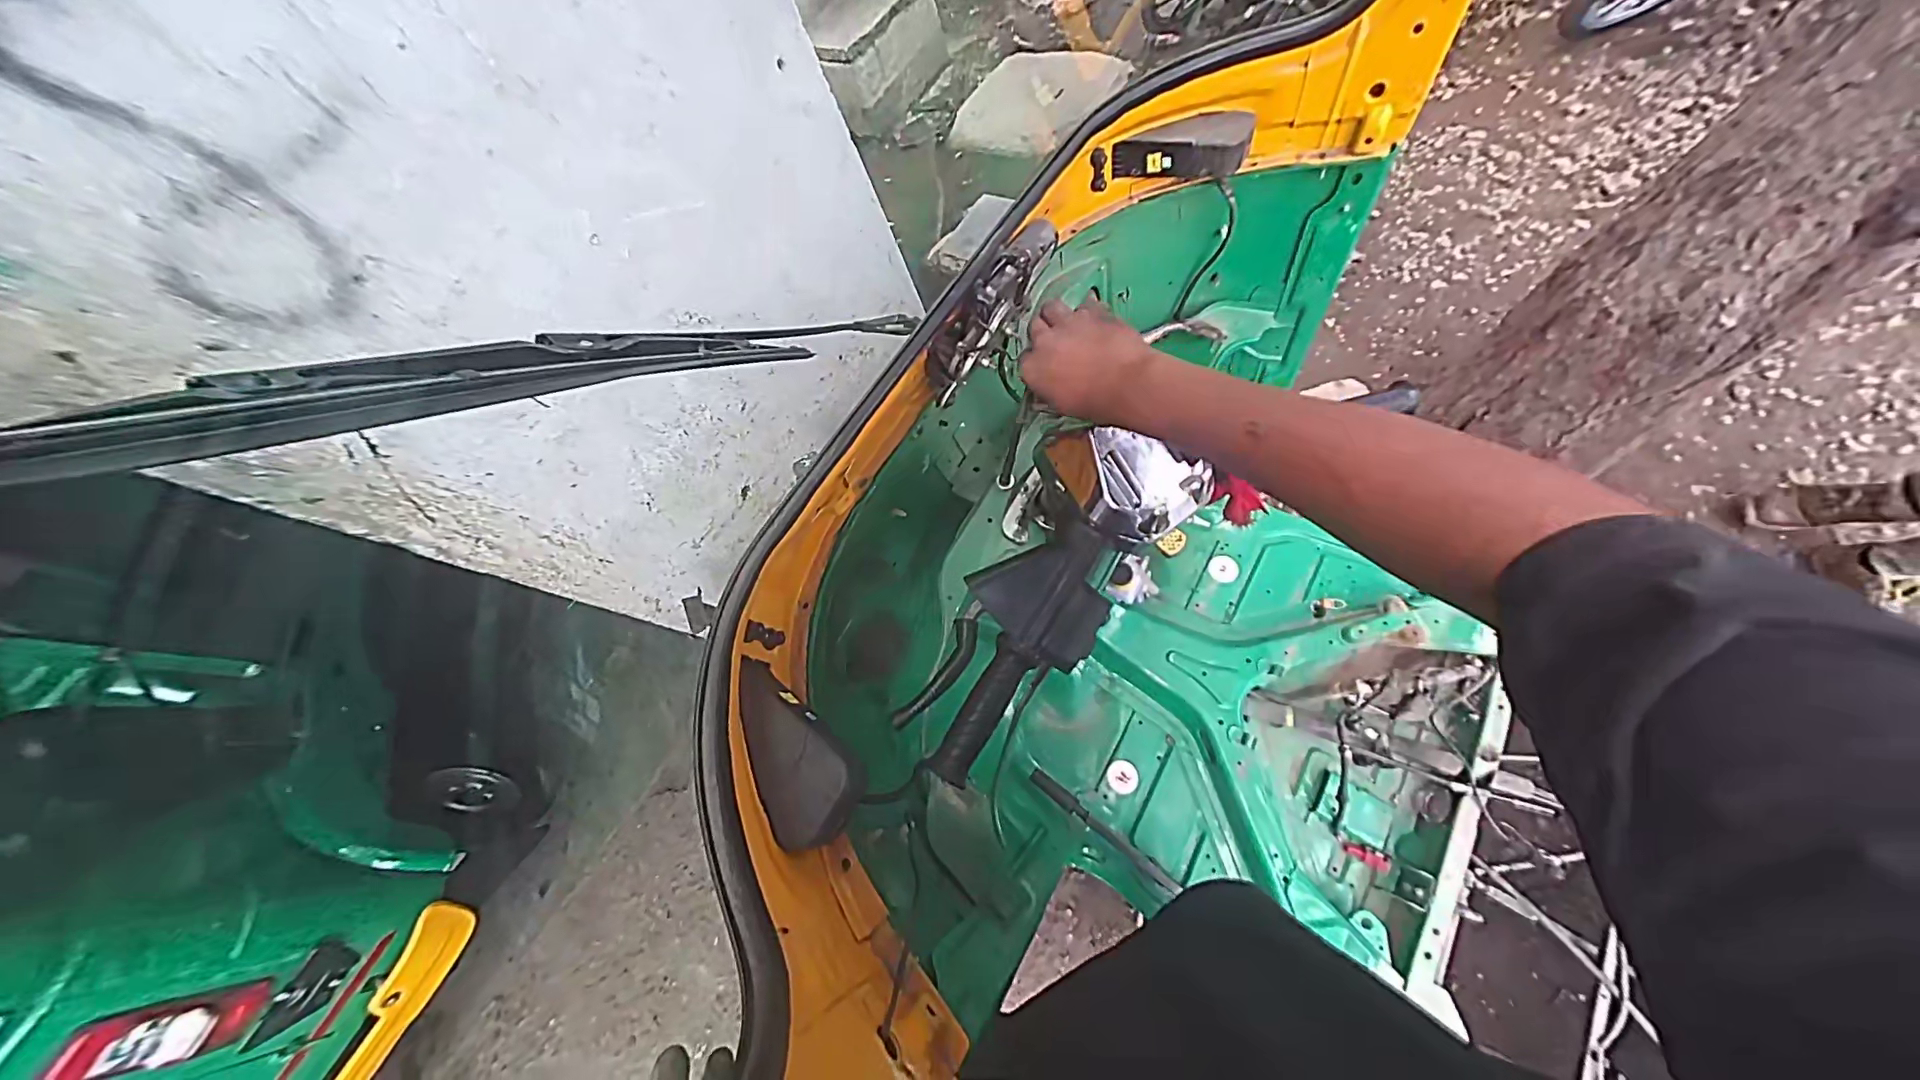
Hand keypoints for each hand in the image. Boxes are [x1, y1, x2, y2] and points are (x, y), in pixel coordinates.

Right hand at [1019, 298, 1162, 425]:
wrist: (1127, 383)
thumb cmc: (1094, 402)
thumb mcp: (1062, 405)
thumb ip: (1049, 390)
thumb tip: (1049, 388)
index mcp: (1032, 368)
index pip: (1025, 359)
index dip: (1036, 361)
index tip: (1045, 366)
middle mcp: (1044, 341)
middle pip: (1034, 326)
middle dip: (1042, 332)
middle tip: (1055, 342)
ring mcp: (1068, 322)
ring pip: (1051, 307)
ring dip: (1056, 314)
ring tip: (1068, 325)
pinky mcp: (1093, 311)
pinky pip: (1084, 304)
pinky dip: (1087, 311)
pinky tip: (1094, 321)